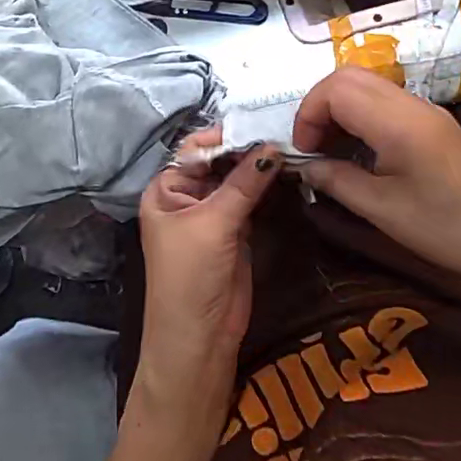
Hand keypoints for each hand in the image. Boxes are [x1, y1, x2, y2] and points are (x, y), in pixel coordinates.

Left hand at [136, 128, 280, 414]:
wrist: (200, 339)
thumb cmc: (191, 276)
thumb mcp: (213, 224)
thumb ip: (243, 184)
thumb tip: (272, 147)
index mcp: (166, 189)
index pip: (195, 150)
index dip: (226, 135)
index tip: (262, 121)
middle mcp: (187, 196)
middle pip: (219, 162)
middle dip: (247, 149)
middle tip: (287, 129)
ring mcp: (213, 214)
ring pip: (238, 181)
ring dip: (260, 167)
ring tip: (294, 143)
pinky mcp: (236, 231)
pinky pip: (251, 200)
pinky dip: (267, 188)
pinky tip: (290, 170)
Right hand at [293, 68, 460, 288]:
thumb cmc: (444, 228)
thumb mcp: (380, 209)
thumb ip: (335, 180)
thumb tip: (304, 166)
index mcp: (399, 124)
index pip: (336, 89)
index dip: (308, 114)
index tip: (305, 151)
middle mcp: (412, 105)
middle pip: (348, 76)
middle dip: (318, 105)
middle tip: (313, 146)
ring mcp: (425, 110)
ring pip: (366, 84)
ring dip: (338, 108)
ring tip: (330, 148)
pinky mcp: (431, 121)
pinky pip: (383, 100)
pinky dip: (358, 114)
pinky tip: (357, 149)